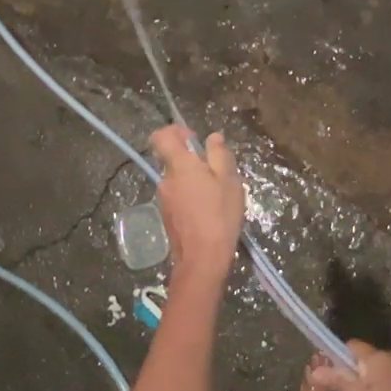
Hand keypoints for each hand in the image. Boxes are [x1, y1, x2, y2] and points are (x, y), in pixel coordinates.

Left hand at [151, 126, 245, 278]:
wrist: (202, 259)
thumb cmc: (219, 215)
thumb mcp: (229, 181)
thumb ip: (220, 155)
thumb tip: (213, 138)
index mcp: (179, 165)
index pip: (161, 137)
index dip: (175, 132)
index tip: (194, 139)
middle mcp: (165, 179)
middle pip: (174, 160)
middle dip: (194, 162)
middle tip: (218, 174)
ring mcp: (163, 200)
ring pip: (178, 180)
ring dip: (195, 182)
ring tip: (217, 196)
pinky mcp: (167, 217)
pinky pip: (178, 197)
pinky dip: (191, 198)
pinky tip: (209, 212)